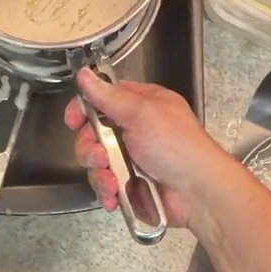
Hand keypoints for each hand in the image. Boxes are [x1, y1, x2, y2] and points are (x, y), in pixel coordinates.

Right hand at [63, 69, 247, 233]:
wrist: (196, 192)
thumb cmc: (177, 146)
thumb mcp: (142, 113)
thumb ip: (109, 96)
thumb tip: (84, 74)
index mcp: (140, 106)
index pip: (102, 100)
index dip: (84, 109)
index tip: (74, 120)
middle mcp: (134, 131)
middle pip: (93, 135)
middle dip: (90, 149)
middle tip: (101, 157)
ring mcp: (131, 160)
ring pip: (96, 164)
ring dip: (99, 174)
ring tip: (113, 181)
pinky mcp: (129, 186)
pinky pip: (105, 187)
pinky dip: (107, 193)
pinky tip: (114, 197)